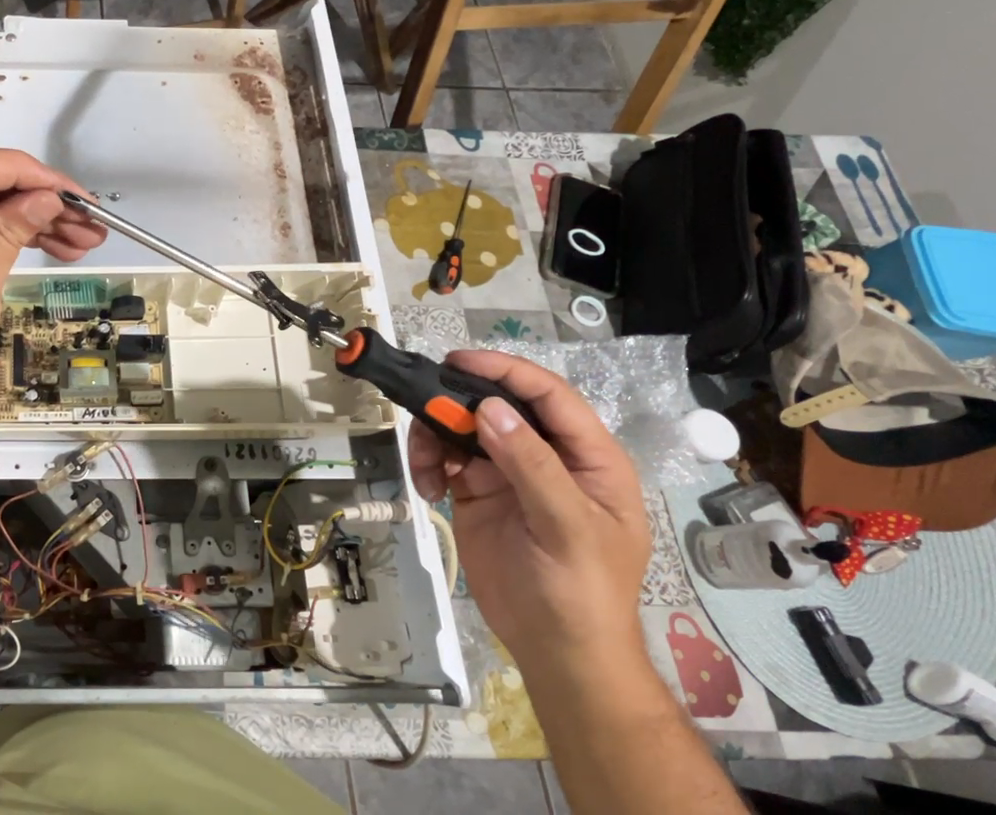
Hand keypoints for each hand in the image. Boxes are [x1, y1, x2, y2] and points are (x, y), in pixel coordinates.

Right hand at [408, 351, 649, 673]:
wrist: (556, 649)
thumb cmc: (581, 590)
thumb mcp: (566, 527)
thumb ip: (531, 465)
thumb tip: (489, 409)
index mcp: (588, 457)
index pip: (549, 397)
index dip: (506, 372)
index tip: (458, 362)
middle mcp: (547, 456)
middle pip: (498, 407)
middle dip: (457, 404)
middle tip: (422, 409)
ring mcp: (509, 474)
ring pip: (464, 430)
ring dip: (436, 437)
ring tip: (426, 468)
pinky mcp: (477, 493)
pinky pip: (445, 459)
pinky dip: (428, 464)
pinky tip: (427, 488)